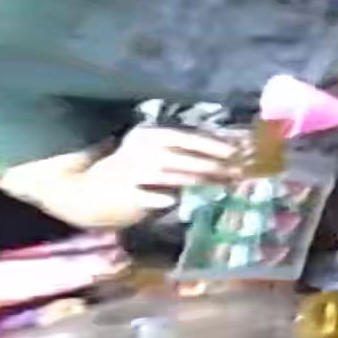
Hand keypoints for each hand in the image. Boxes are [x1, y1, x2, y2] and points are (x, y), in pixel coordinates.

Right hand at [0, 127, 239, 229]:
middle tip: (241, 172)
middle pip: (182, 159)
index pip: (183, 138)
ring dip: (203, 181)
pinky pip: (149, 197)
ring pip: (173, 177)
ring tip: (228, 184)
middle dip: (214, 166)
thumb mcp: (167, 151)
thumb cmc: (146, 167)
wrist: (92, 190)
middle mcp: (137, 152)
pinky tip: (176, 200)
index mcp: (149, 137)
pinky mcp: (124, 194)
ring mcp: (128, 173)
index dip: (211, 145)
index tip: (238, 152)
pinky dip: (163, 199)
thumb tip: (245, 145)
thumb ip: (199, 148)